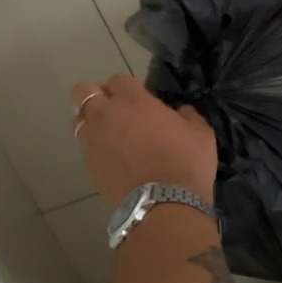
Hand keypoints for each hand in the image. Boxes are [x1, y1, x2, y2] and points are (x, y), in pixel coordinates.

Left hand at [71, 75, 217, 206]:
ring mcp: (92, 139)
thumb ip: (188, 117)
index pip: (119, 79)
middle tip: (118, 111)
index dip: (131, 88)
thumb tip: (182, 112)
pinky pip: (86, 146)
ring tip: (112, 136)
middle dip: (98, 95)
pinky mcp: (88, 163)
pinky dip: (97, 147)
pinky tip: (116, 159)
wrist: (164, 203)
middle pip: (85, 91)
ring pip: (80, 119)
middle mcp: (106, 114)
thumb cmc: (187, 163)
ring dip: (93, 122)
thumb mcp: (202, 134)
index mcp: (134, 101)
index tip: (144, 100)